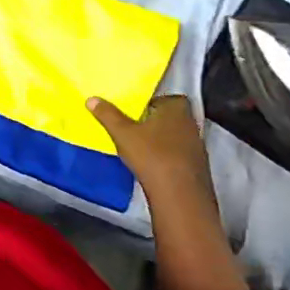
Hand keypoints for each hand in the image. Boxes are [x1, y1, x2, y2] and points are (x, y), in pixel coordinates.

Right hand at [87, 94, 216, 212]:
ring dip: (163, 139)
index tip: (137, 111)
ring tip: (141, 146)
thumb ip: (108, 115)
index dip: (154, 103)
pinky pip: (180, 153)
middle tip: (135, 127)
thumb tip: (92, 99)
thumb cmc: (151, 155)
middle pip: (173, 117)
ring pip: (177, 135)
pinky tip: (153, 163)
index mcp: (176, 110)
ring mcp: (197, 145)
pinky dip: (168, 155)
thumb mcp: (122, 133)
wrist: (179, 192)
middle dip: (156, 120)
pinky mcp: (197, 165)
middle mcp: (190, 124)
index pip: (169, 98)